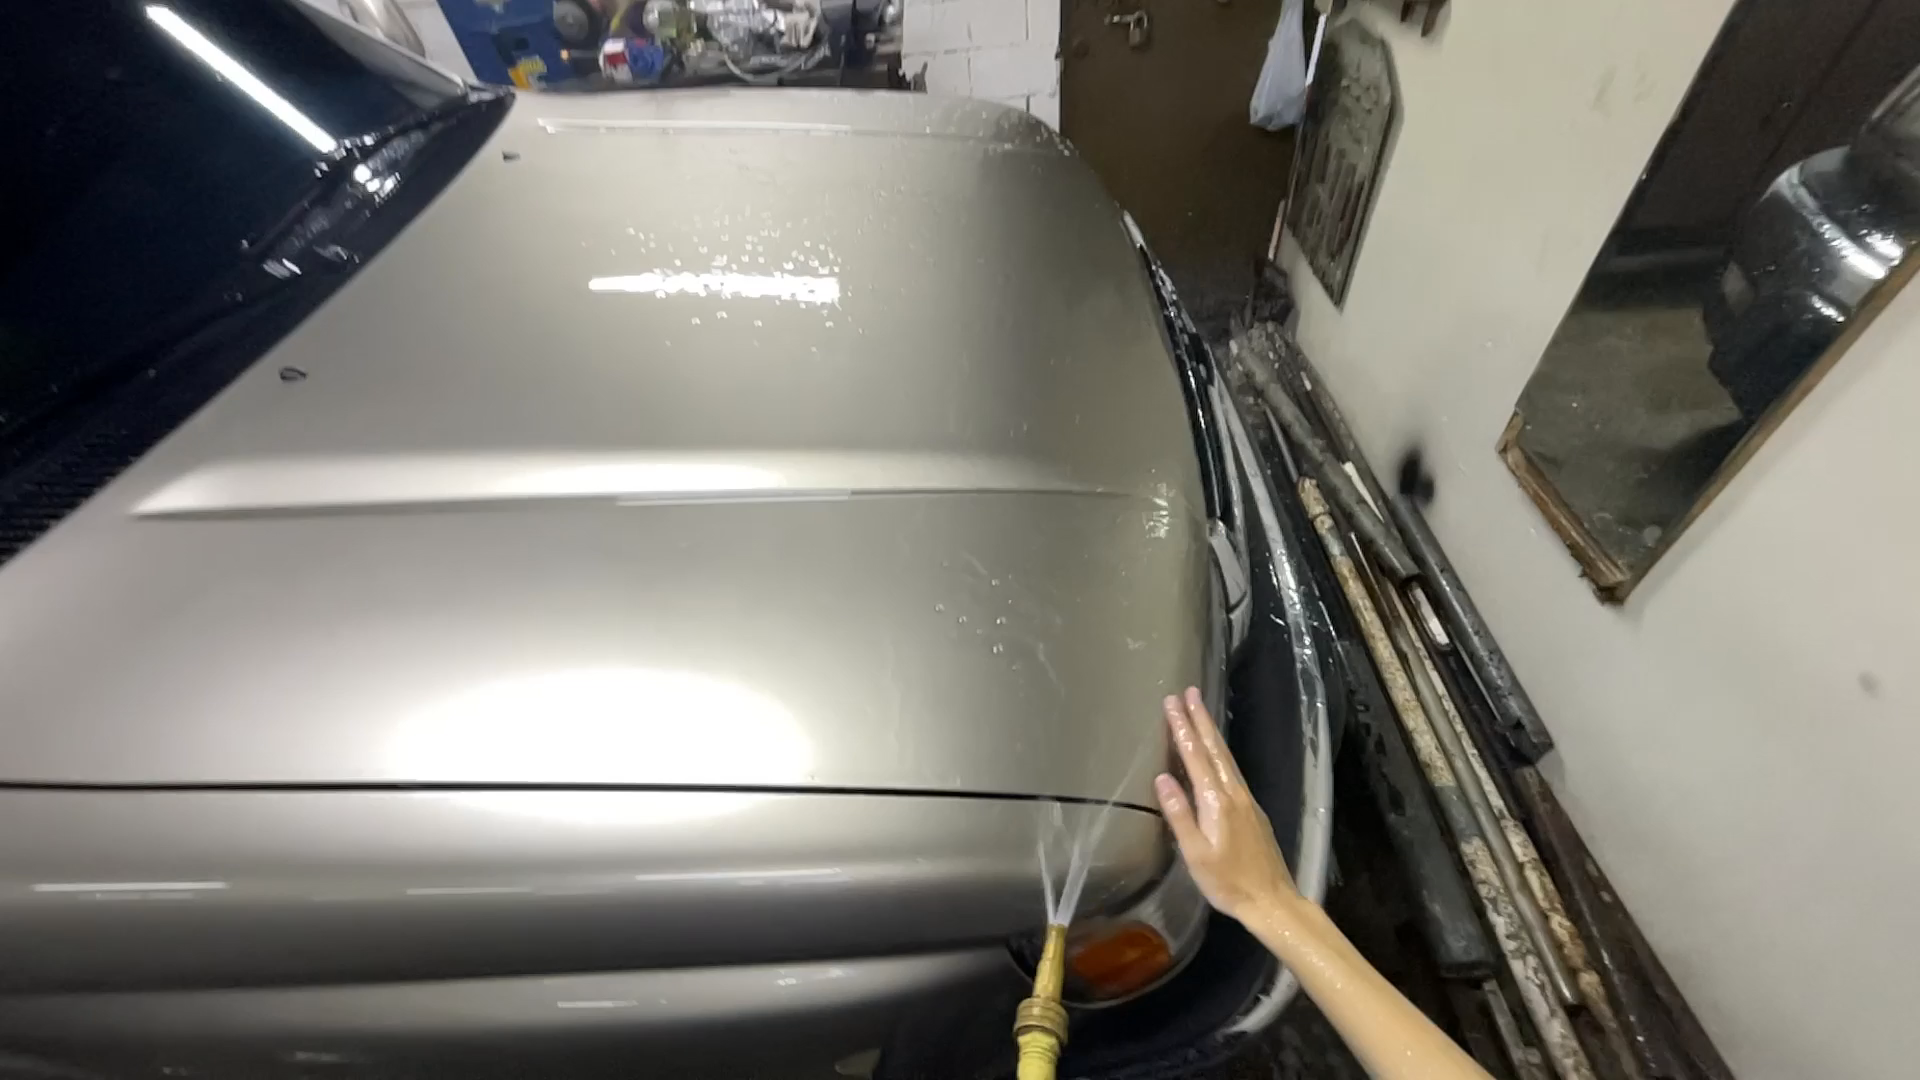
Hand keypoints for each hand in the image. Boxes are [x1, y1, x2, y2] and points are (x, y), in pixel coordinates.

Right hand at [1153, 687, 1298, 923]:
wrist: (1272, 902)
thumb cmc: (1227, 881)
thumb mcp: (1195, 853)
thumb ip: (1179, 814)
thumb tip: (1162, 777)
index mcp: (1216, 801)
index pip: (1195, 756)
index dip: (1183, 728)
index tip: (1172, 702)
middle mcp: (1233, 793)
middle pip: (1214, 748)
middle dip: (1200, 718)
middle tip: (1189, 691)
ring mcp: (1246, 799)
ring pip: (1225, 756)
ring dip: (1210, 731)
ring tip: (1199, 709)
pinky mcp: (1251, 808)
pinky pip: (1231, 768)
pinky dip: (1219, 750)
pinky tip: (1215, 749)